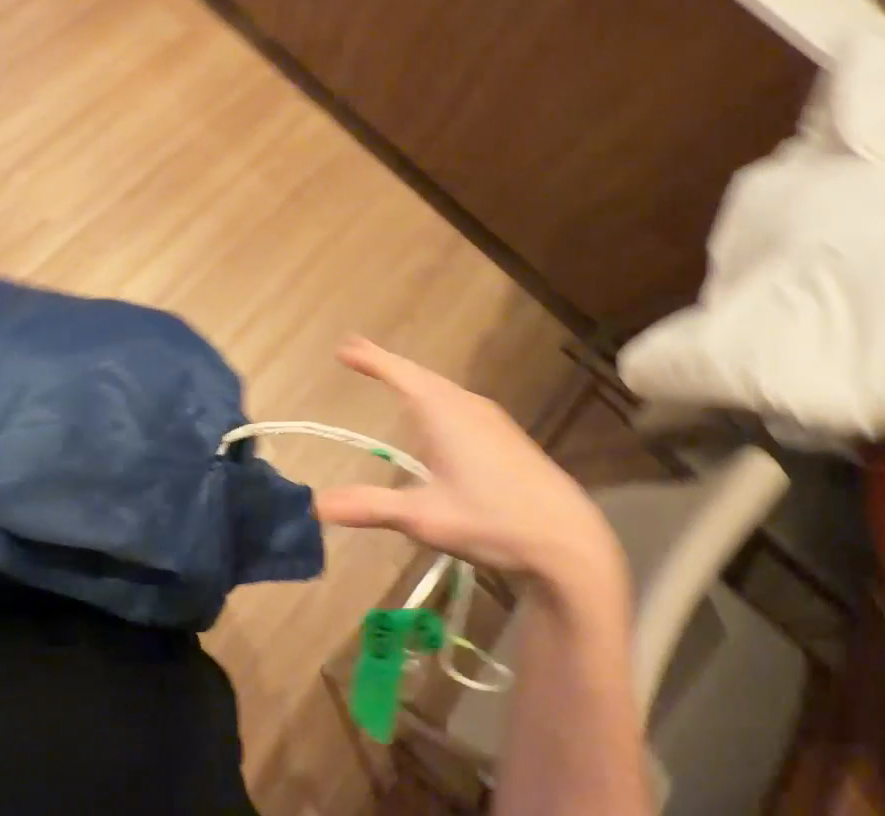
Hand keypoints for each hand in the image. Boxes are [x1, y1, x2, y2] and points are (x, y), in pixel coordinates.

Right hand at [316, 338, 626, 591]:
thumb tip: (316, 505)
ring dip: (413, 382)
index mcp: (444, 413)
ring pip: (443, 390)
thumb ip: (370, 508)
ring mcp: (491, 419)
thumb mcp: (424, 518)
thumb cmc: (493, 521)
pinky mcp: (506, 436)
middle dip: (388, 365)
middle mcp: (467, 405)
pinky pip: (458, 404)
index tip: (344, 346)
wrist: (568, 539)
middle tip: (359, 355)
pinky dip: (434, 399)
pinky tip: (436, 419)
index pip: (399, 374)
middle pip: (421, 377)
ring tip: (391, 378)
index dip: (370, 359)